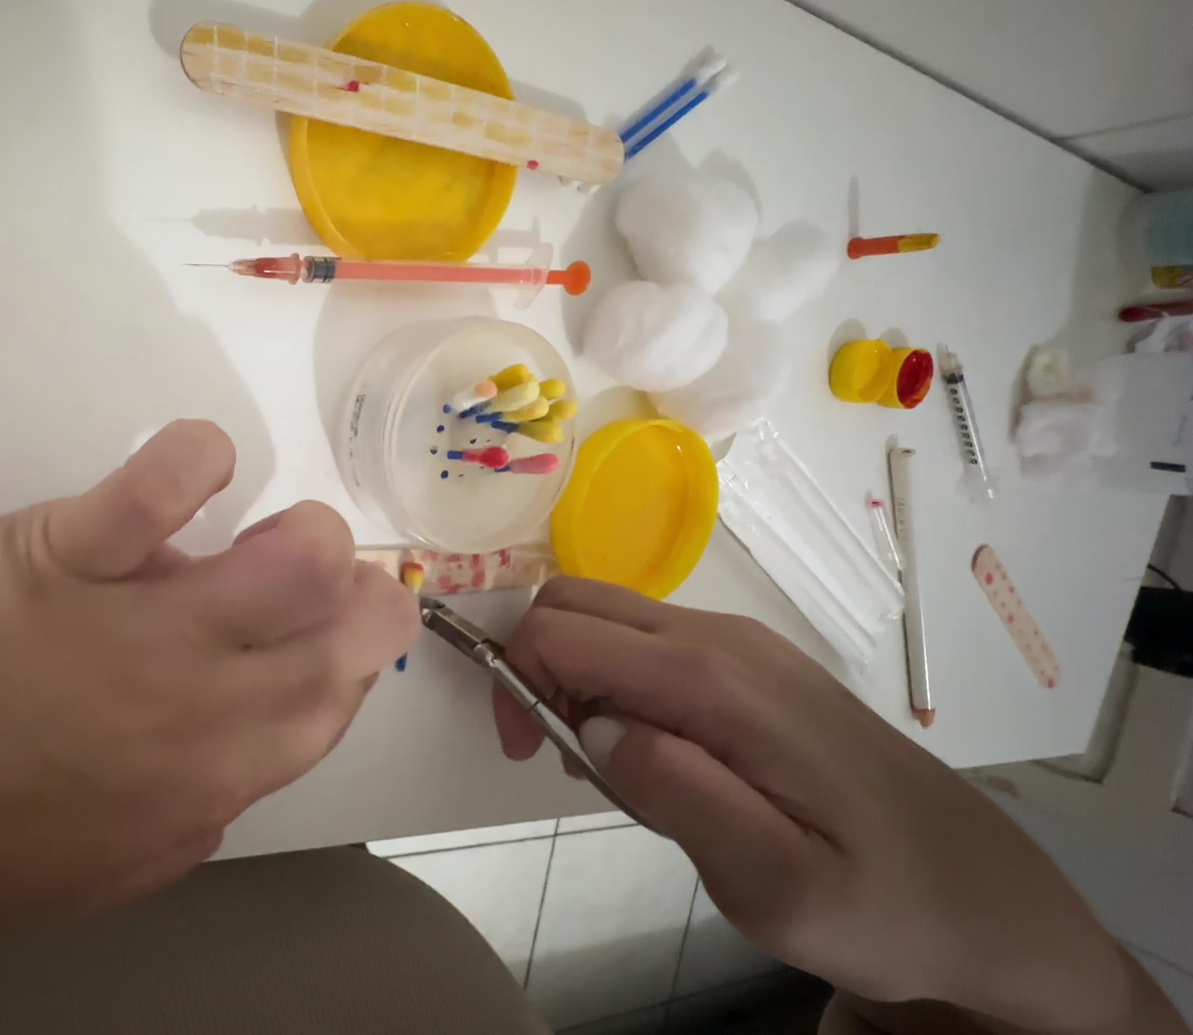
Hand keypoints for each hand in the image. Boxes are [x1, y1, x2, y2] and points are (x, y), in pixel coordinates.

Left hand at [0, 420, 415, 946]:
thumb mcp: (106, 863)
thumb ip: (192, 814)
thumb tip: (233, 751)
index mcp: (216, 782)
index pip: (337, 701)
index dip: (353, 651)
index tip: (336, 620)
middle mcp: (204, 708)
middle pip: (347, 631)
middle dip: (360, 587)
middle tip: (320, 563)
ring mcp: (139, 628)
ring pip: (291, 560)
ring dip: (306, 530)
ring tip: (265, 519)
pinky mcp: (64, 555)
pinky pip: (158, 487)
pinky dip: (195, 457)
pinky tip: (197, 459)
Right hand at [493, 578, 1177, 1034]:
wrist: (989, 901)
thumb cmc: (879, 904)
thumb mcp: (776, 886)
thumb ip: (676, 795)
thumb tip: (593, 727)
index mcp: (713, 680)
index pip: (560, 633)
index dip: (517, 682)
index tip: (527, 750)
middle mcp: (718, 637)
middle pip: (572, 603)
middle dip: (535, 667)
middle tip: (560, 750)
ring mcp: (738, 642)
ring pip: (604, 617)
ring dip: (573, 676)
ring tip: (614, 763)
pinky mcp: (748, 659)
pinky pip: (642, 640)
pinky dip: (610, 678)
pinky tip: (652, 748)